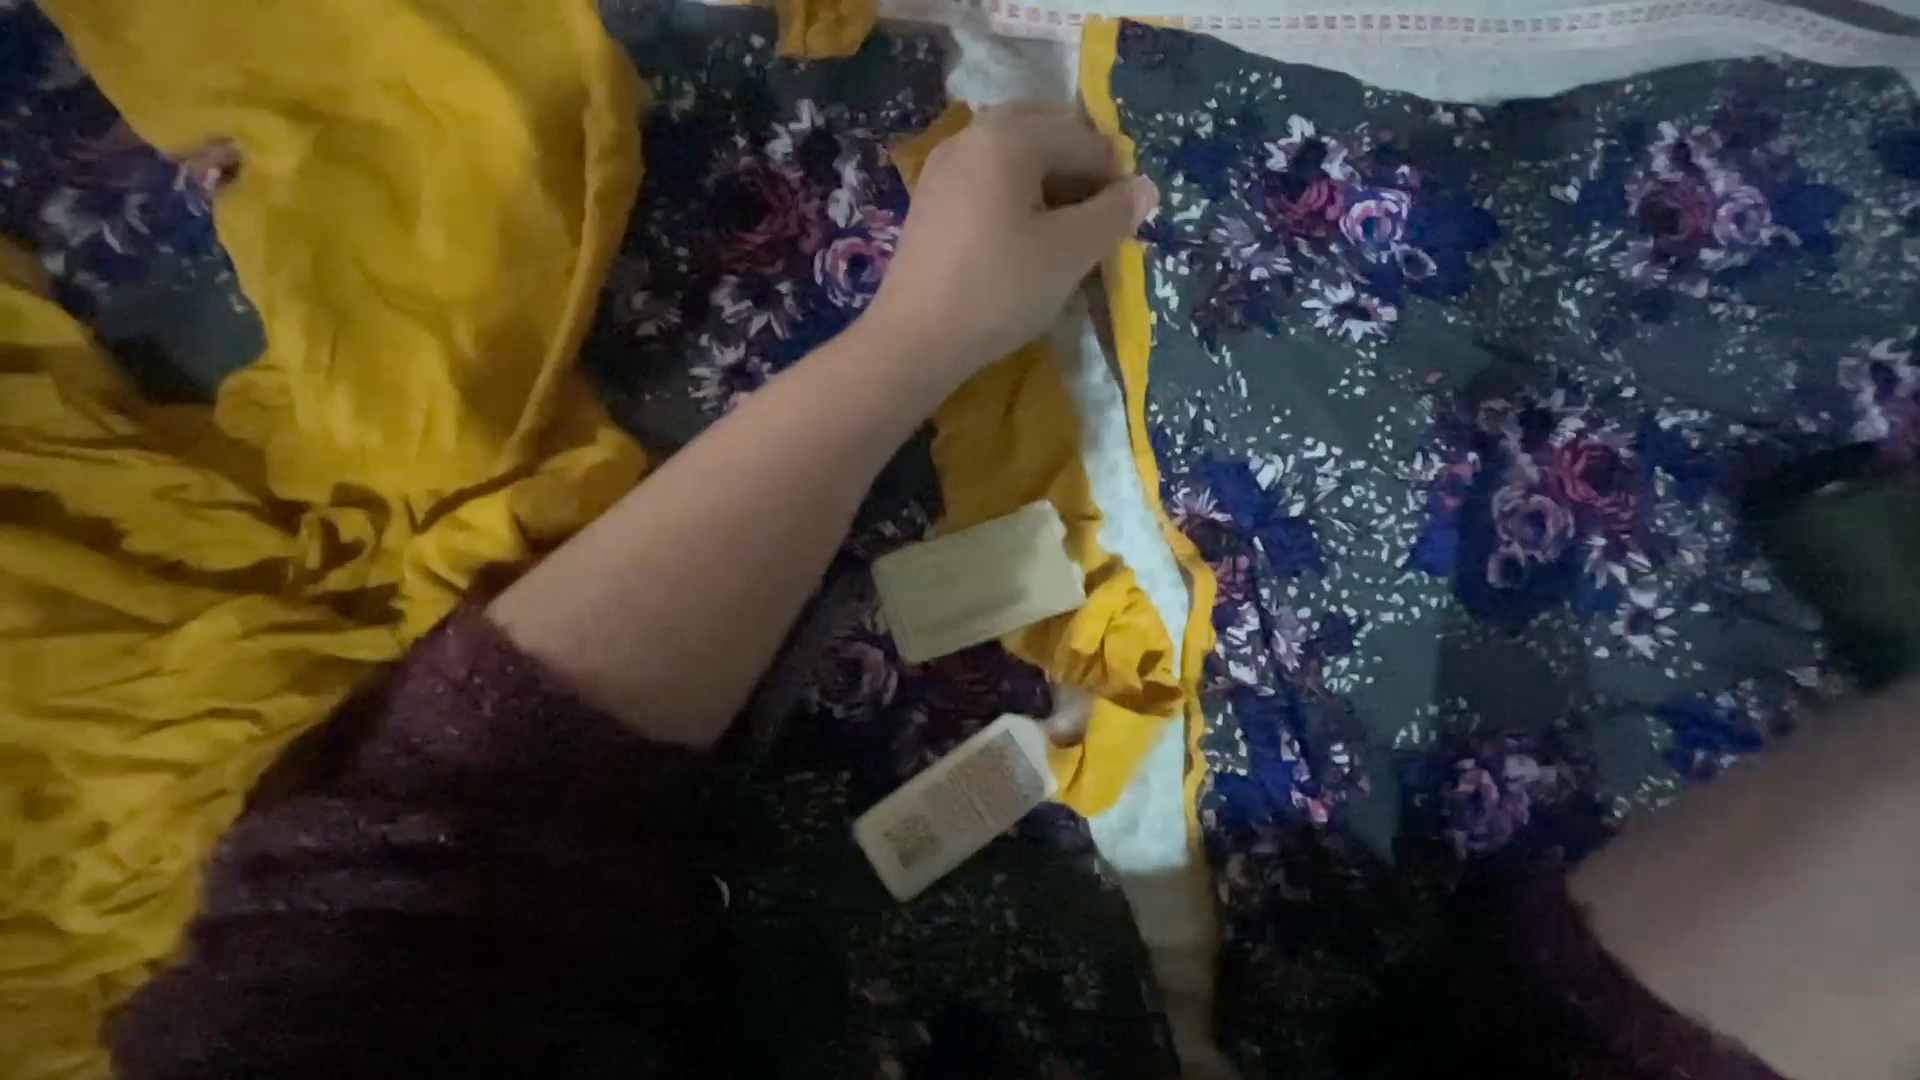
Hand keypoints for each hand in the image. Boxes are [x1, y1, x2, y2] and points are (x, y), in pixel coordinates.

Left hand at [861, 103, 1158, 379]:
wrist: (914, 340)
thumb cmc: (998, 290)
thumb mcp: (1069, 254)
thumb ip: (1113, 215)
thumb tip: (1145, 188)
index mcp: (1010, 135)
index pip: (1084, 139)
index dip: (1115, 178)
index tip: (1126, 223)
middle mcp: (972, 135)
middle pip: (1045, 135)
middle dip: (1078, 174)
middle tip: (1096, 224)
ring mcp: (944, 167)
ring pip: (1014, 159)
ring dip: (1048, 186)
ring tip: (1064, 236)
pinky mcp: (930, 202)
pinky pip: (986, 183)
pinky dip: (1014, 199)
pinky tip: (1022, 242)